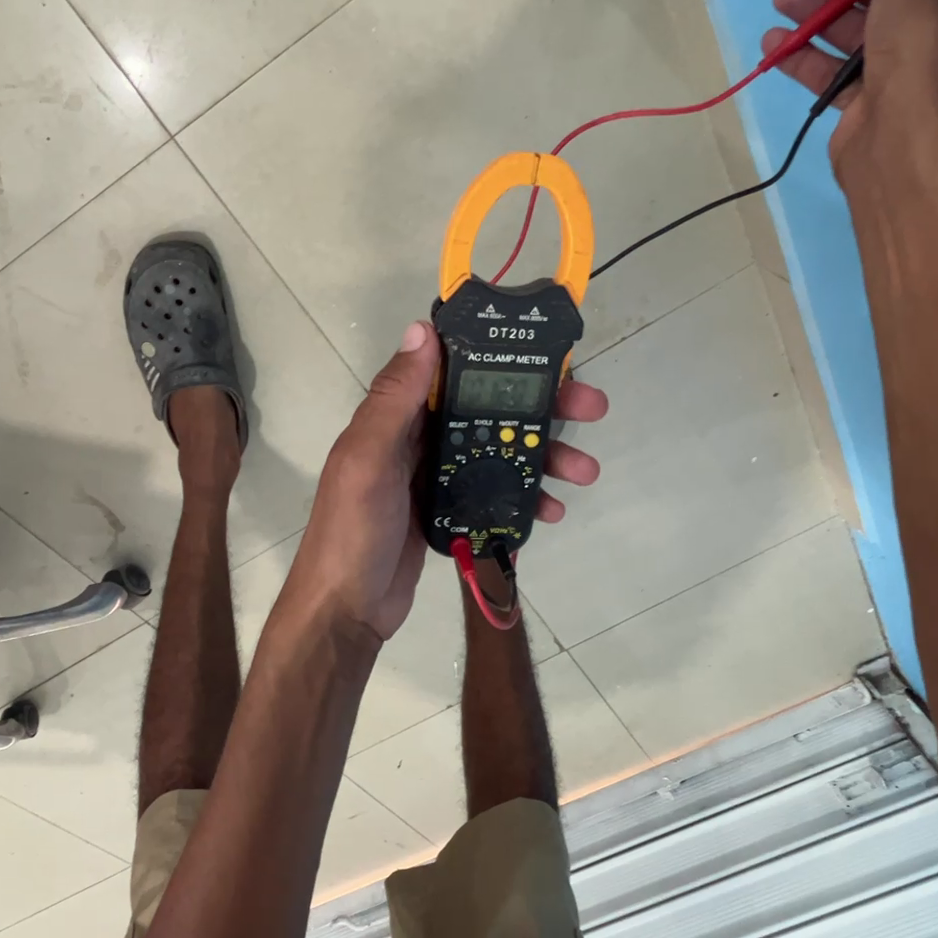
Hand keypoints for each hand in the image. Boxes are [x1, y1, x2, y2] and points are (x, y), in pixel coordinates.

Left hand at [279, 320, 607, 640]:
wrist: (345, 609)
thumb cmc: (352, 531)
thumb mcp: (367, 460)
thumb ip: (394, 400)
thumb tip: (422, 329)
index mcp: (397, 418)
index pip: (456, 372)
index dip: (501, 359)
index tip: (549, 356)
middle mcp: (419, 440)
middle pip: (489, 411)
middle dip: (542, 408)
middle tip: (591, 409)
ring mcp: (437, 478)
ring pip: (499, 453)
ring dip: (543, 456)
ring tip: (584, 471)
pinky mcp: (450, 513)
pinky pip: (496, 494)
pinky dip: (525, 498)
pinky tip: (552, 510)